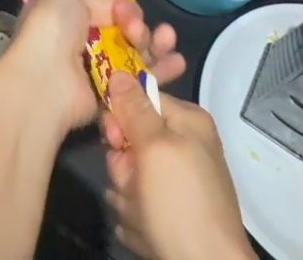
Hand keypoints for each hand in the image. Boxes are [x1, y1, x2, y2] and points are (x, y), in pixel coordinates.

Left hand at [0, 0, 186, 134]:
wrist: (46, 78)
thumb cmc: (52, 29)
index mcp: (67, 15)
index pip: (103, 5)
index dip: (119, 1)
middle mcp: (83, 42)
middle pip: (122, 28)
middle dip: (136, 22)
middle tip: (134, 26)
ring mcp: (98, 69)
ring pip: (135, 53)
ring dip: (154, 44)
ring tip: (168, 38)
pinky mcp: (113, 95)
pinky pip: (141, 81)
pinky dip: (161, 71)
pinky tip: (177, 61)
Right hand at [104, 72, 253, 259]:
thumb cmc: (182, 204)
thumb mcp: (156, 148)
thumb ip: (135, 109)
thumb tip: (119, 71)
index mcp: (187, 123)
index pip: (139, 100)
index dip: (121, 119)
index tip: (116, 140)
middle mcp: (182, 147)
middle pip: (129, 141)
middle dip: (124, 168)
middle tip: (138, 186)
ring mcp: (174, 183)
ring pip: (127, 176)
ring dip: (128, 198)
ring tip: (146, 216)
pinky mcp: (166, 213)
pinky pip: (135, 204)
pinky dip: (136, 219)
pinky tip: (148, 231)